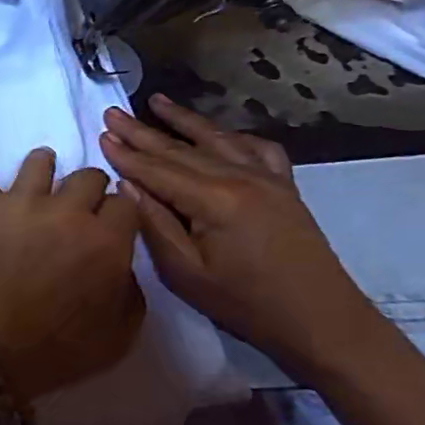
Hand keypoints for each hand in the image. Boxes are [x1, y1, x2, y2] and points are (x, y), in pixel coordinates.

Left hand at [0, 148, 144, 401]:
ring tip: (39, 179)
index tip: (111, 224)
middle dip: (89, 190)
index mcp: (106, 241)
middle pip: (88, 176)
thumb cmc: (62, 348)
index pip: (125, 203)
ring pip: (39, 161)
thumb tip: (120, 261)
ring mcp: (21, 203)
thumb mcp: (122, 332)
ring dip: (43, 168)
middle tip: (78, 207)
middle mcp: (67, 211)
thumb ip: (131, 288)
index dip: (119, 214)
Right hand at [99, 95, 399, 384]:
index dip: (127, 154)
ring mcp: (267, 177)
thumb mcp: (186, 274)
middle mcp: (240, 177)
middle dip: (143, 131)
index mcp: (215, 200)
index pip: (158, 170)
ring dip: (183, 120)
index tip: (101, 135)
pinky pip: (256, 148)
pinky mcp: (285, 186)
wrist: (324, 323)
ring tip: (156, 101)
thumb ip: (154, 225)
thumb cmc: (247, 305)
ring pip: (216, 140)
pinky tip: (219, 132)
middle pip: (181, 149)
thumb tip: (128, 186)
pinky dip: (233, 136)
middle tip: (113, 112)